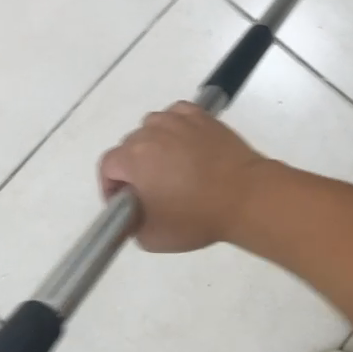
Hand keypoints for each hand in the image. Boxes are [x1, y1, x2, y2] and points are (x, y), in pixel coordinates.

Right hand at [98, 103, 271, 252]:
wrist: (244, 195)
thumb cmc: (196, 217)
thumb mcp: (151, 237)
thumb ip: (129, 222)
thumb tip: (130, 211)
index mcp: (134, 158)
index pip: (108, 165)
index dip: (112, 186)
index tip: (127, 202)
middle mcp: (153, 132)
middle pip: (130, 145)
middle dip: (134, 167)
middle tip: (152, 189)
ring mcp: (180, 120)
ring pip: (153, 126)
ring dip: (154, 144)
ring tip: (170, 166)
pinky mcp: (203, 116)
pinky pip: (177, 114)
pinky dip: (176, 126)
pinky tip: (185, 143)